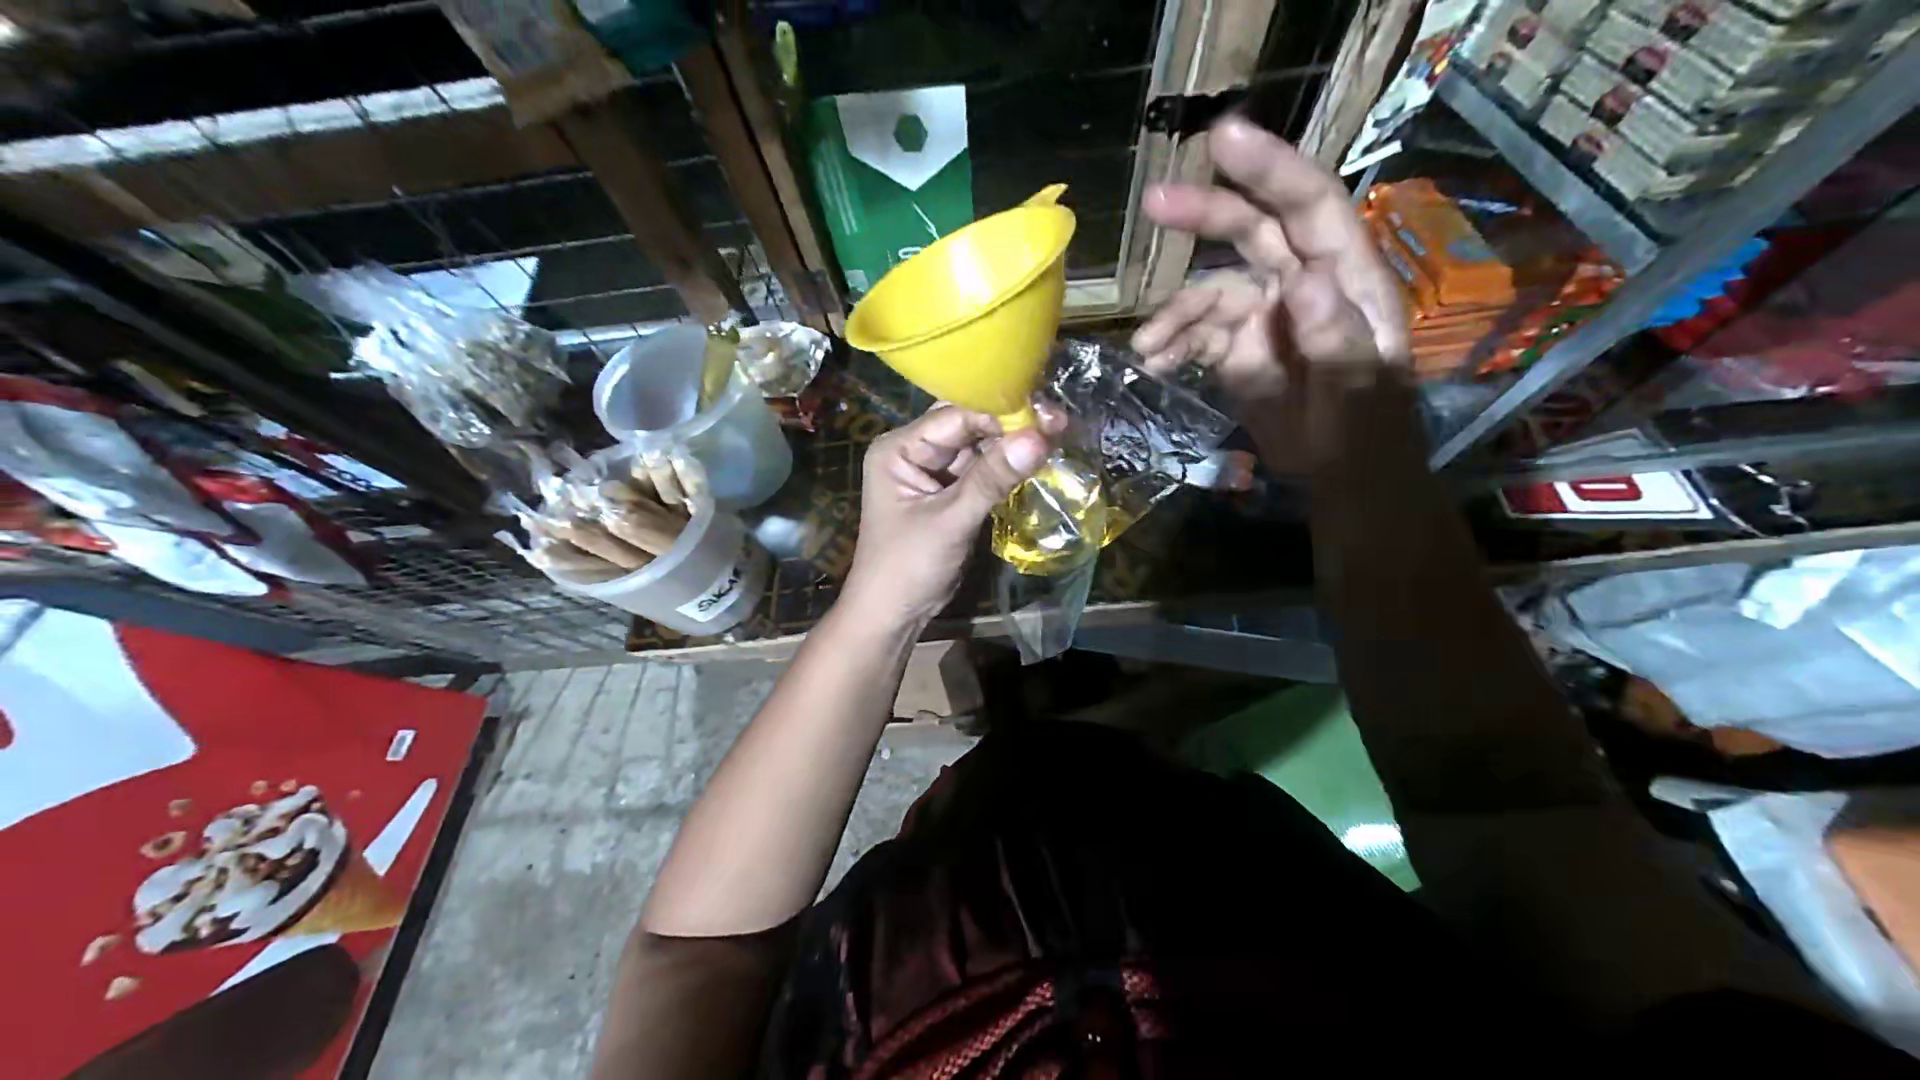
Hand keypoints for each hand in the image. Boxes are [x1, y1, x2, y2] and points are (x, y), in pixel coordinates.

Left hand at [841, 405, 1050, 624]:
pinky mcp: (951, 492)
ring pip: (979, 446)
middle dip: (1010, 423)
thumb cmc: (907, 566)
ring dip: (1013, 443)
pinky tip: (1039, 457)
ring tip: (1058, 434)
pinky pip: (983, 469)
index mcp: (900, 448)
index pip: (955, 417)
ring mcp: (933, 472)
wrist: (892, 614)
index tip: (1046, 414)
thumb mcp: (950, 521)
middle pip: (968, 425)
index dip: (1000, 413)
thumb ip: (992, 479)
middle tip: (1058, 421)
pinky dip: (1007, 466)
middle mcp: (915, 451)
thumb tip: (1038, 438)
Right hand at [1130, 116, 1408, 411]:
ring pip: (1210, 291)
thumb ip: (1338, 338)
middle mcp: (1301, 284)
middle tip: (1154, 203)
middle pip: (1252, 232)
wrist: (1340, 473)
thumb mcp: (1360, 390)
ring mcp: (1263, 315)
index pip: (1310, 207)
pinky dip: (1173, 345)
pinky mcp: (1235, 347)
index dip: (1270, 168)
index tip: (1223, 138)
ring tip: (1149, 347)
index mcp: (1345, 280)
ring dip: (1176, 312)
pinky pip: (1195, 334)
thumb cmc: (1364, 430)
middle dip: (1204, 214)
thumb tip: (1302, 281)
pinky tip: (1156, 363)